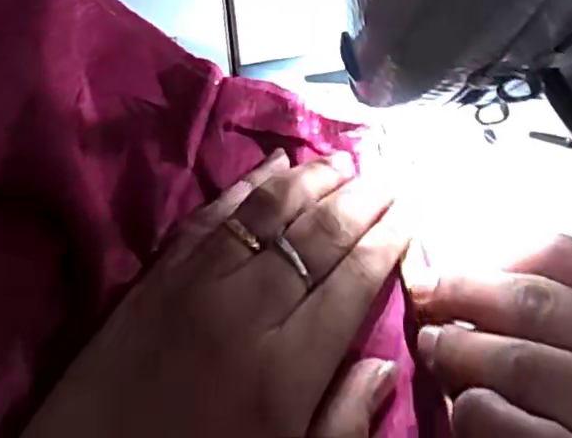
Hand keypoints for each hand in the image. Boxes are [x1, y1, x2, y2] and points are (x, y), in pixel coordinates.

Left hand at [23, 149, 410, 437]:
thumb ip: (340, 421)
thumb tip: (385, 362)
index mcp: (286, 369)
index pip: (350, 285)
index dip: (384, 244)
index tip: (407, 213)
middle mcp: (247, 307)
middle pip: (315, 237)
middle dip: (358, 201)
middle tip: (386, 174)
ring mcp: (201, 277)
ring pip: (268, 211)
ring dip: (309, 179)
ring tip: (341, 159)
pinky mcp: (164, 265)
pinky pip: (215, 211)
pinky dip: (248, 184)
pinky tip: (273, 163)